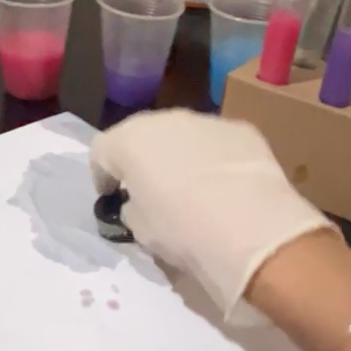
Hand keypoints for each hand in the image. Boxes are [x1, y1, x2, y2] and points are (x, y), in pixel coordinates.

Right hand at [90, 109, 332, 321]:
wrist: (250, 229)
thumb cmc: (182, 231)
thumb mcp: (141, 229)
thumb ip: (133, 207)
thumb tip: (140, 202)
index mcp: (129, 141)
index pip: (101, 151)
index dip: (103, 176)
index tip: (112, 196)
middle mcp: (165, 120)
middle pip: (144, 136)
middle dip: (143, 160)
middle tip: (152, 190)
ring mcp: (207, 121)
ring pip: (183, 135)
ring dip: (181, 156)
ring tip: (194, 190)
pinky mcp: (243, 130)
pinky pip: (218, 143)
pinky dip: (216, 159)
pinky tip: (227, 188)